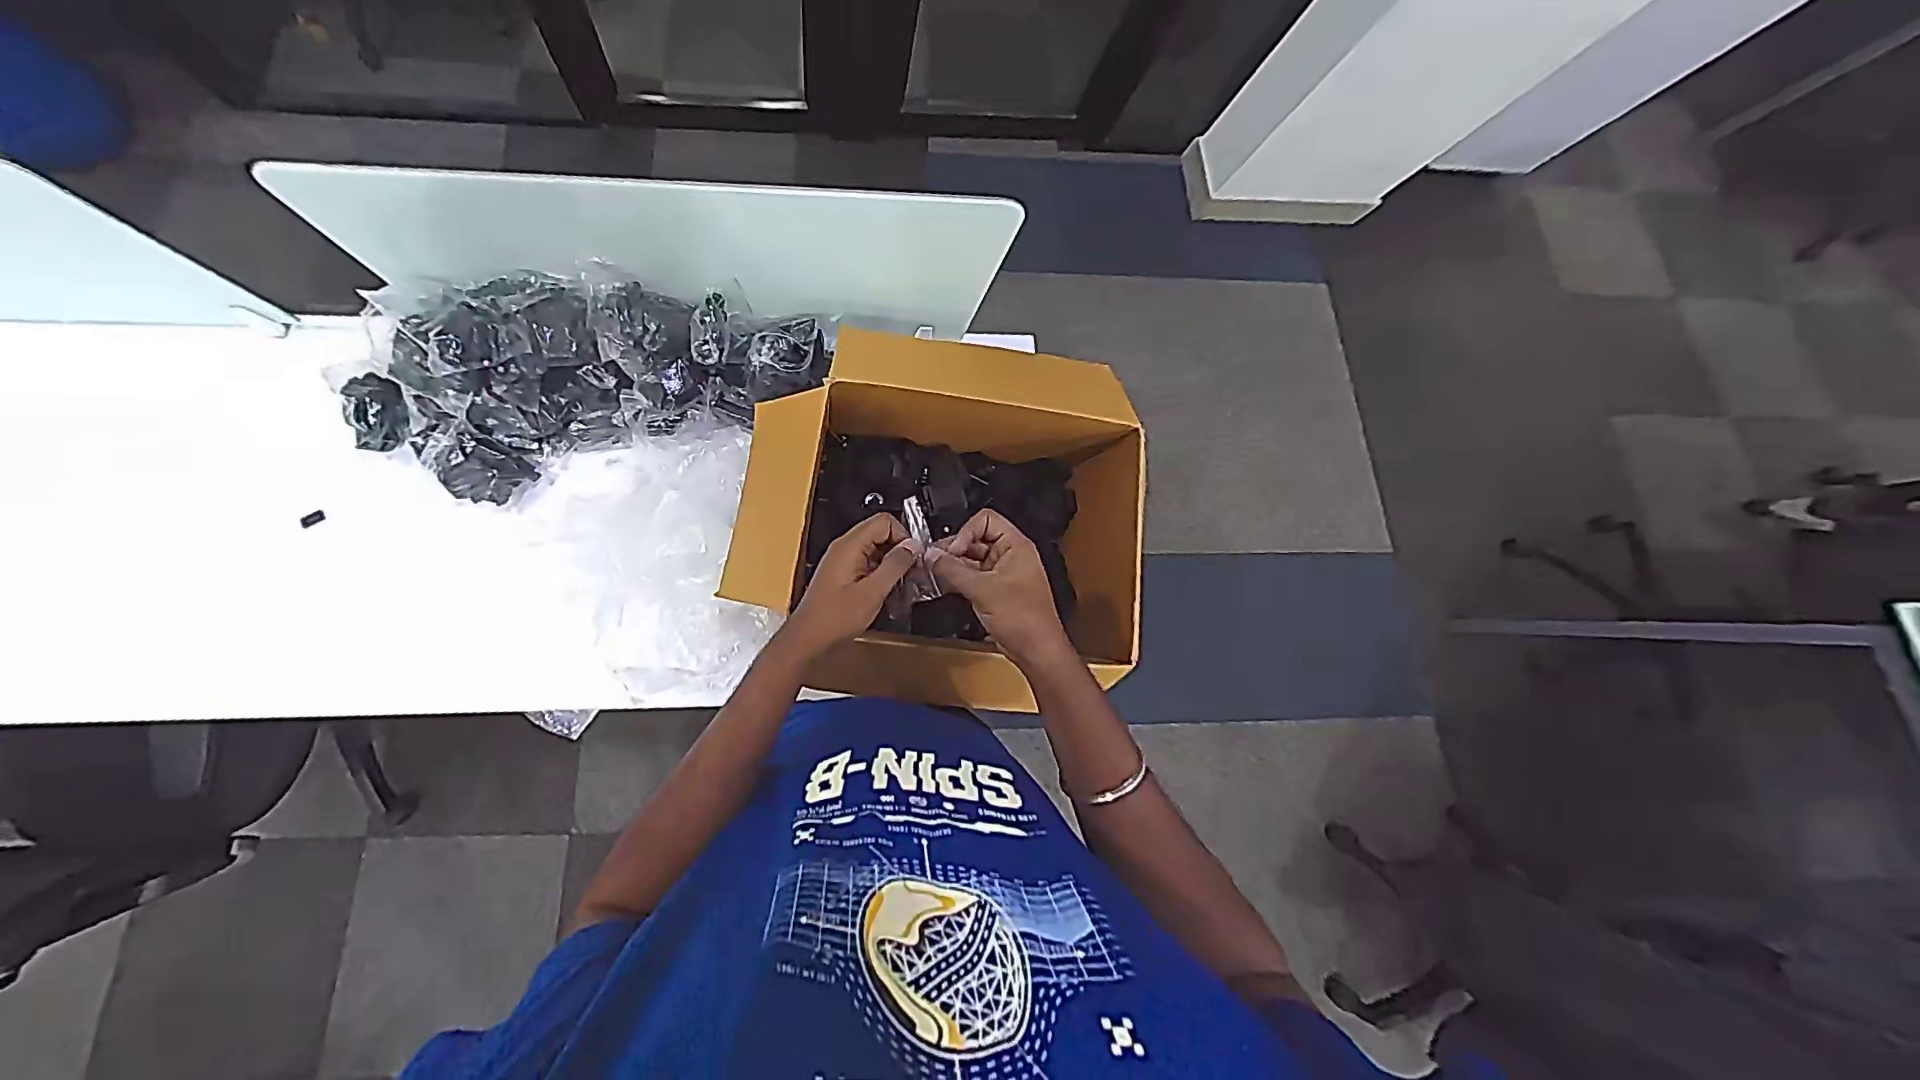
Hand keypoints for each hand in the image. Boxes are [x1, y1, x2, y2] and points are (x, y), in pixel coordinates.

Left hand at [784, 513, 919, 655]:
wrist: (809, 636)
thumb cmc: (834, 618)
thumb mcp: (873, 592)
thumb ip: (894, 565)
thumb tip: (912, 546)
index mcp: (849, 546)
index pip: (884, 521)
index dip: (903, 537)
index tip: (912, 557)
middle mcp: (844, 547)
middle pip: (881, 532)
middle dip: (899, 549)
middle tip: (909, 571)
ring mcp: (842, 558)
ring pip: (876, 547)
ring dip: (891, 562)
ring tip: (898, 583)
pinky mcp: (843, 571)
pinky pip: (868, 560)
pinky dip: (880, 570)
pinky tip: (884, 590)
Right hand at [927, 509, 1072, 664]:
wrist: (1035, 650)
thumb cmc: (1026, 620)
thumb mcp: (982, 589)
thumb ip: (953, 570)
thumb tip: (933, 556)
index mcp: (1016, 546)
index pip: (985, 520)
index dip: (965, 532)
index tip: (952, 551)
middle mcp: (1011, 556)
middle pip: (975, 539)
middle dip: (954, 550)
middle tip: (936, 562)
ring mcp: (1003, 574)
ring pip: (972, 560)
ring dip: (954, 566)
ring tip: (936, 574)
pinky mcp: (996, 591)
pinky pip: (973, 577)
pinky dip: (959, 580)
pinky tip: (945, 586)